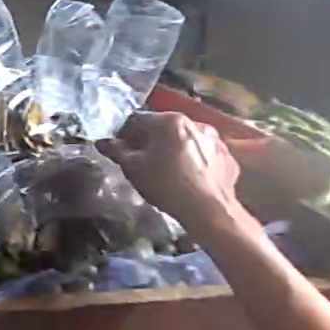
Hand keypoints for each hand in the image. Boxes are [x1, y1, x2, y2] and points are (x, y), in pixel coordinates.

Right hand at [101, 111, 242, 231]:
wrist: (209, 211)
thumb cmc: (166, 184)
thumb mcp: (133, 168)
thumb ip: (116, 151)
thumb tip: (103, 142)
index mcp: (168, 121)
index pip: (137, 119)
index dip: (124, 134)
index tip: (120, 149)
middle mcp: (194, 122)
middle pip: (163, 127)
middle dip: (150, 140)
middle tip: (141, 160)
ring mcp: (215, 139)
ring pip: (185, 139)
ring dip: (173, 148)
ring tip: (167, 169)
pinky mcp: (227, 156)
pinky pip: (203, 153)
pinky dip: (193, 160)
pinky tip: (188, 177)